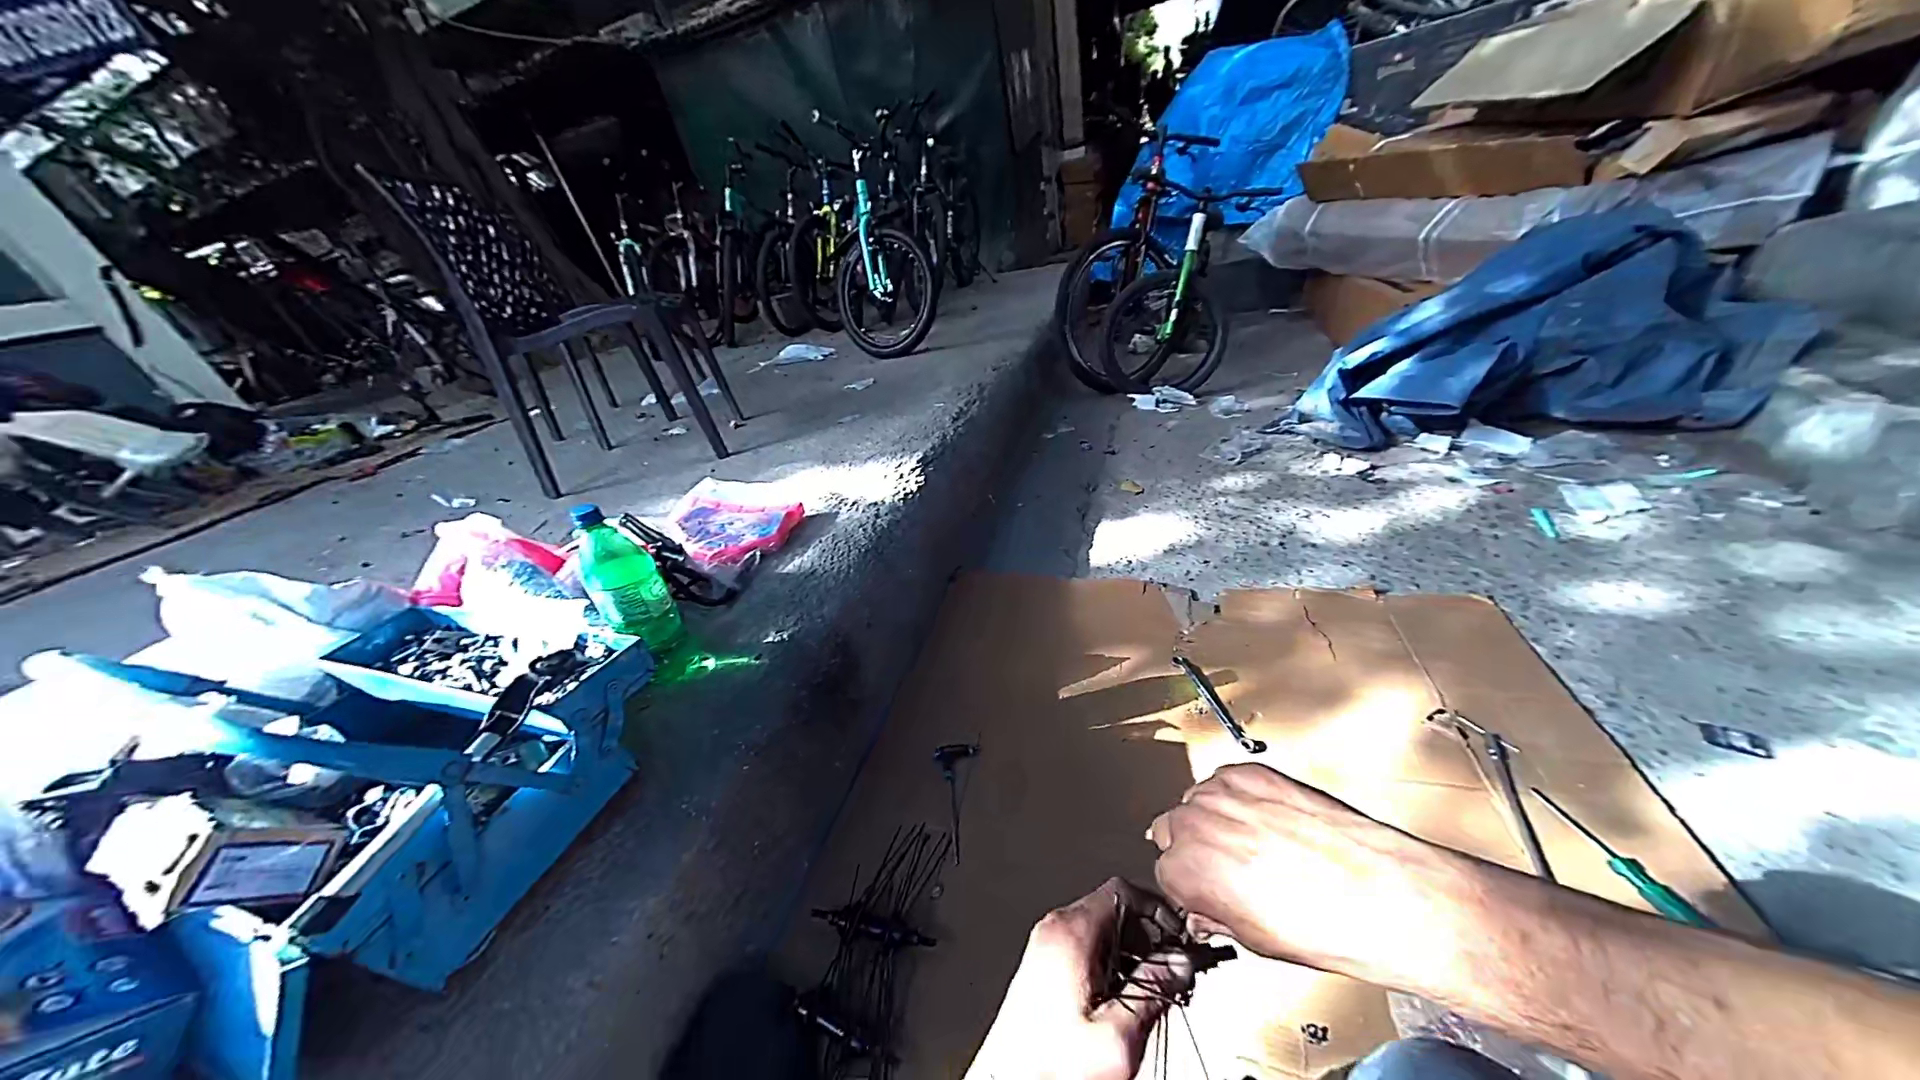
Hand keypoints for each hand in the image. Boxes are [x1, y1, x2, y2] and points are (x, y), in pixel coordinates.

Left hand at [964, 878, 1192, 1079]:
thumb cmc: (1049, 1066)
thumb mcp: (1116, 1038)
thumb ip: (1152, 993)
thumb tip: (1179, 964)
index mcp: (1069, 934)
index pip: (1121, 891)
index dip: (1157, 910)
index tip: (1178, 938)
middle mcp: (1054, 932)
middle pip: (1113, 909)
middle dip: (1147, 938)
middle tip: (1170, 973)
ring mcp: (1046, 948)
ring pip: (1102, 930)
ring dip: (1132, 955)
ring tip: (1149, 995)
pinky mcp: (1044, 968)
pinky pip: (1088, 949)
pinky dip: (1112, 966)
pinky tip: (1121, 1003)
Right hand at [1149, 763, 1463, 984]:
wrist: (1385, 895)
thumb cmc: (1329, 923)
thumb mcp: (1254, 939)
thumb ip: (1214, 912)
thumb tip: (1209, 905)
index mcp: (1185, 868)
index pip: (1165, 869)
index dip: (1190, 882)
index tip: (1207, 887)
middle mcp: (1195, 822)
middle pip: (1175, 827)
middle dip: (1196, 846)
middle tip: (1231, 866)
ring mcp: (1224, 792)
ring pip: (1200, 800)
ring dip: (1218, 817)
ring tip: (1257, 843)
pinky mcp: (1254, 772)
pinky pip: (1229, 780)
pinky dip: (1243, 797)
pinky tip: (1270, 822)